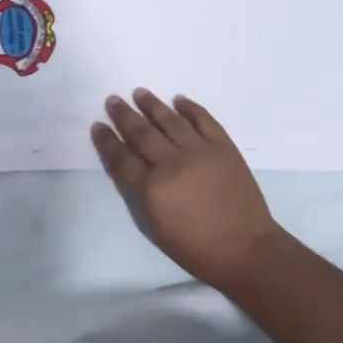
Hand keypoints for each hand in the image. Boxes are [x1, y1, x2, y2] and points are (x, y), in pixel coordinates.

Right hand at [91, 89, 287, 295]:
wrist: (245, 249)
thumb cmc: (195, 248)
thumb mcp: (154, 227)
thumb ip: (138, 194)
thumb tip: (127, 167)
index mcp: (151, 189)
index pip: (121, 158)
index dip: (107, 141)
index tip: (98, 125)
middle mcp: (172, 163)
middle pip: (142, 133)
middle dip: (124, 115)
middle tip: (113, 100)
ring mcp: (200, 151)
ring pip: (170, 121)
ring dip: (153, 105)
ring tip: (140, 92)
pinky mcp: (223, 147)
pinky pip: (204, 120)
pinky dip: (191, 108)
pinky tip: (179, 99)